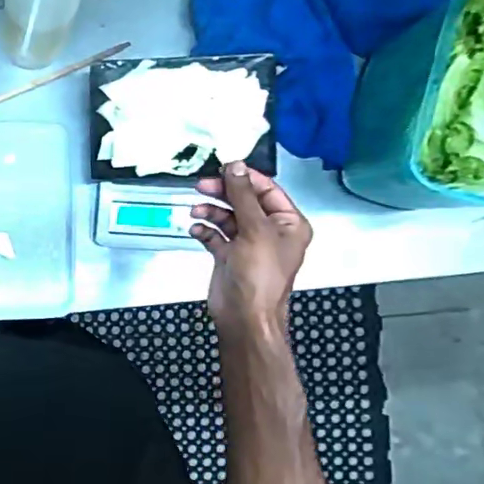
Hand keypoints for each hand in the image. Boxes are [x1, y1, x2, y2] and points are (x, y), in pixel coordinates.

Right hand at [191, 163, 312, 338]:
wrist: (244, 317)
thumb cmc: (259, 275)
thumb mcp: (254, 229)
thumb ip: (243, 196)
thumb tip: (235, 166)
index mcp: (288, 224)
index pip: (267, 190)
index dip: (245, 178)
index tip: (222, 168)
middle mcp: (270, 232)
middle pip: (245, 202)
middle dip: (224, 193)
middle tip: (201, 185)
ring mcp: (248, 245)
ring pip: (228, 217)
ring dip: (211, 211)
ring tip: (196, 210)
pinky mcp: (229, 257)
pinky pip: (215, 236)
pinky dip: (205, 230)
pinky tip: (196, 229)